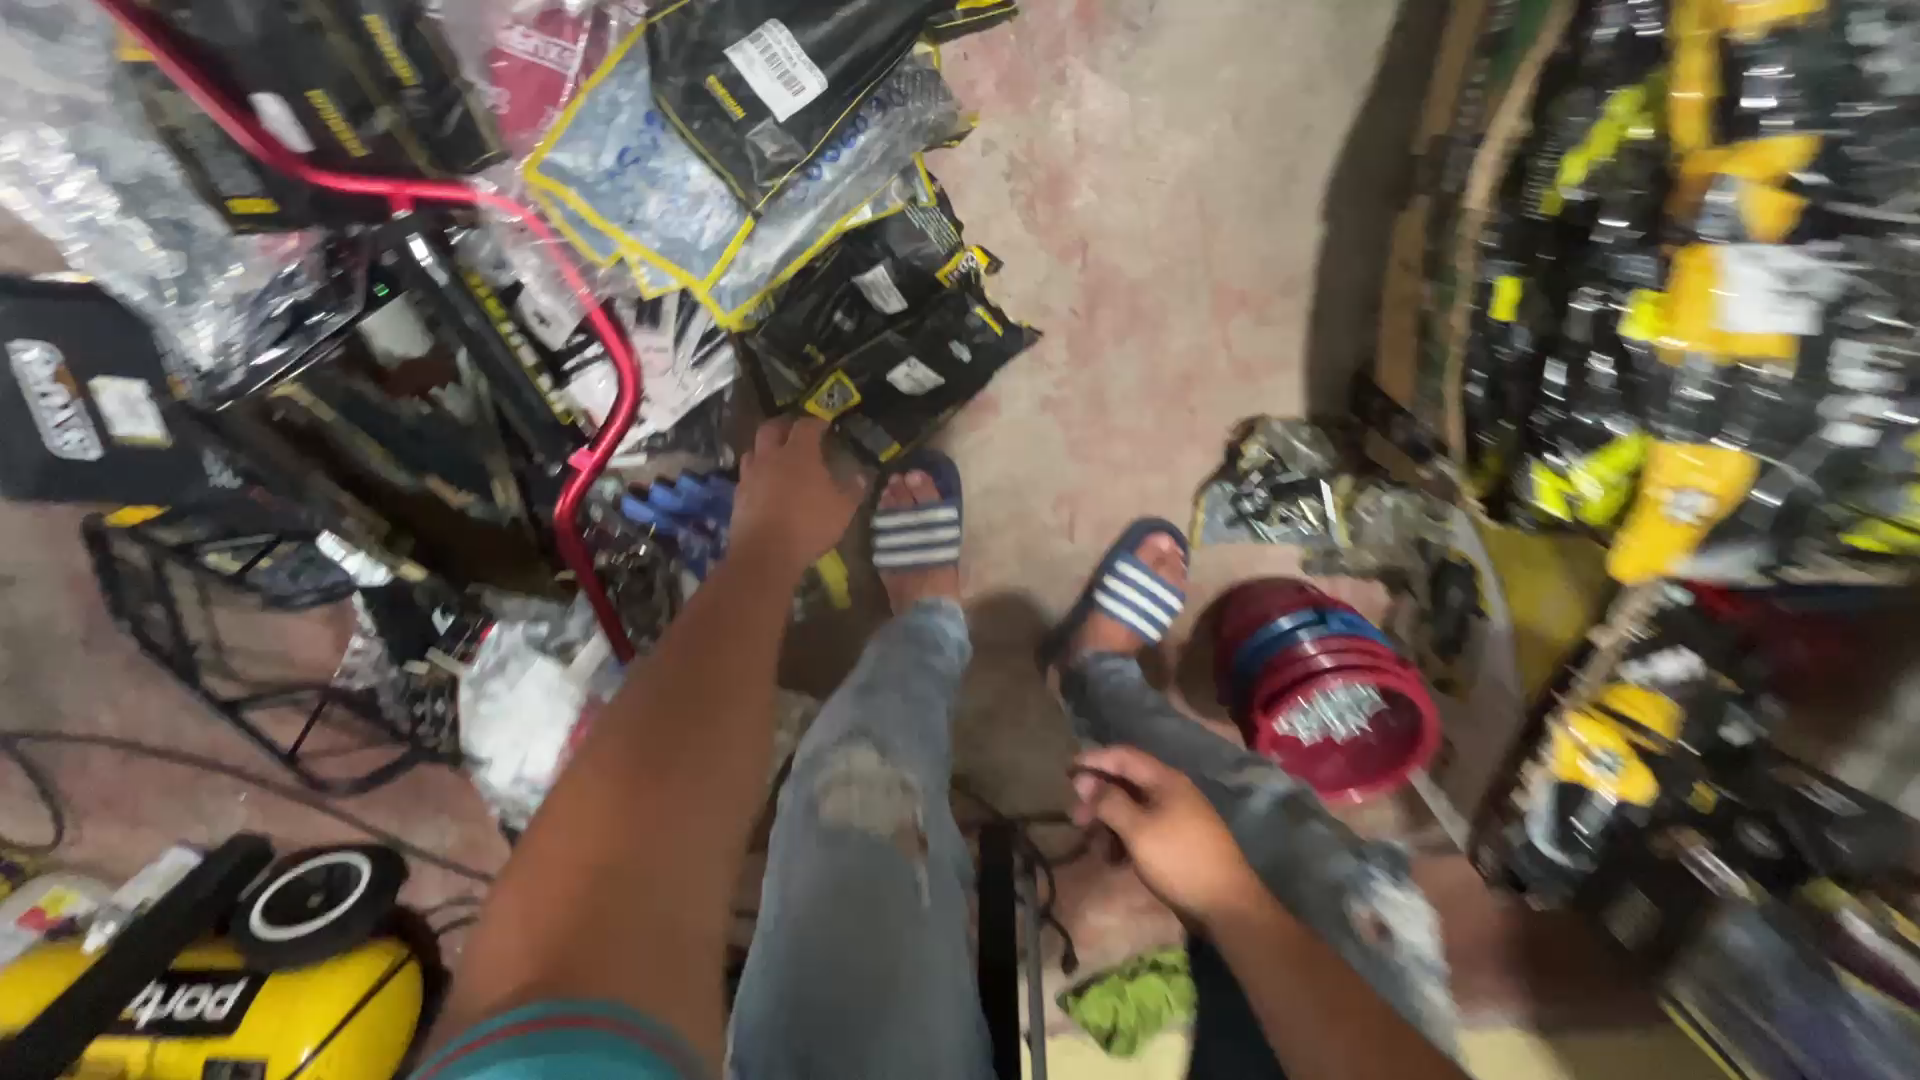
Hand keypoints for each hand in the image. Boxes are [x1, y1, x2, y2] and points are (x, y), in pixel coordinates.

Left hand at [731, 417, 867, 576]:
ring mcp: (751, 475)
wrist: (766, 553)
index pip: (806, 426)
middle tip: (794, 432)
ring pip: (753, 450)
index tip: (824, 423)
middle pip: (771, 428)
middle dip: (783, 426)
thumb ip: (853, 489)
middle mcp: (771, 457)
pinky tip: (765, 485)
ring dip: (765, 448)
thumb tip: (860, 476)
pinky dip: (757, 473)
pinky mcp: (738, 495)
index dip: (816, 421)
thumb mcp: (843, 509)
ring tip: (776, 457)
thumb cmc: (809, 525)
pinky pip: (747, 475)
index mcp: (798, 453)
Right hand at [1072, 746, 1267, 926]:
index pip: (1123, 756)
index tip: (1066, 770)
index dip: (1094, 759)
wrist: (1227, 905)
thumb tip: (1084, 780)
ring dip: (1109, 823)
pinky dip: (1124, 839)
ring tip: (1093, 846)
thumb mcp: (1137, 830)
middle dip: (1098, 798)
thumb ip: (1108, 802)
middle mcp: (1171, 792)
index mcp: (1165, 780)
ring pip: (1132, 809)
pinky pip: (1143, 829)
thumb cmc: (1179, 860)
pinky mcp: (1177, 841)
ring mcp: (1176, 817)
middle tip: (1075, 819)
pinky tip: (1113, 860)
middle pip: (1126, 783)